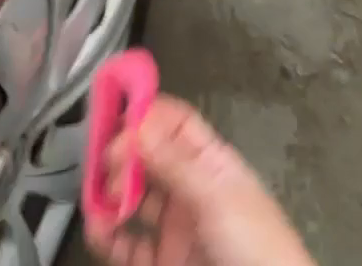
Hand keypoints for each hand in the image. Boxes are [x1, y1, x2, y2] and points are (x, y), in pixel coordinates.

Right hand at [83, 96, 315, 265]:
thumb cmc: (262, 250)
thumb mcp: (219, 199)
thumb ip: (177, 163)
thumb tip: (141, 124)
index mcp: (212, 165)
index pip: (175, 124)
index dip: (147, 114)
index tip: (116, 110)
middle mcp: (192, 190)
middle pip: (149, 158)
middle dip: (122, 155)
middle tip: (105, 160)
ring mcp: (176, 226)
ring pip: (134, 198)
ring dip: (111, 193)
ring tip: (98, 198)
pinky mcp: (164, 259)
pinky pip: (128, 243)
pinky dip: (108, 234)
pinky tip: (99, 229)